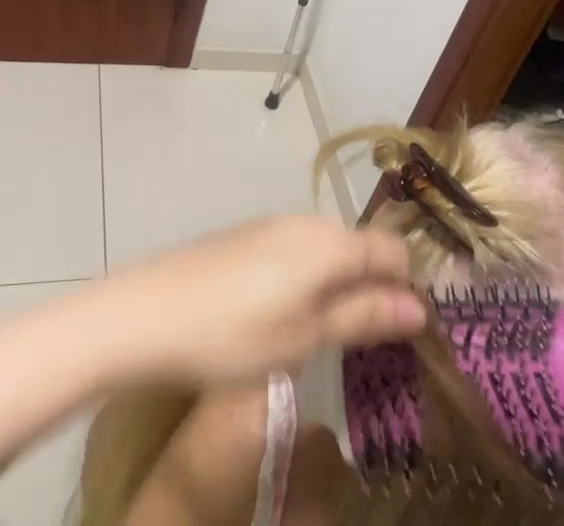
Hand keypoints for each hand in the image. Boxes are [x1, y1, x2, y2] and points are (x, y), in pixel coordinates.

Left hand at [101, 215, 425, 385]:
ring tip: (313, 333)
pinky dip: (303, 278)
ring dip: (335, 284)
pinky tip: (274, 314)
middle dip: (369, 287)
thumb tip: (421, 308)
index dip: (406, 287)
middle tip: (355, 340)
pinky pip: (294, 251)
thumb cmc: (232, 334)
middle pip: (359, 247)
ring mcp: (270, 226)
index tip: (399, 329)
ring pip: (325, 250)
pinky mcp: (243, 237)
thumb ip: (365, 317)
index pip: (393, 250)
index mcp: (330, 243)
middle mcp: (305, 223)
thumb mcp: (305, 336)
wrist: (142, 314)